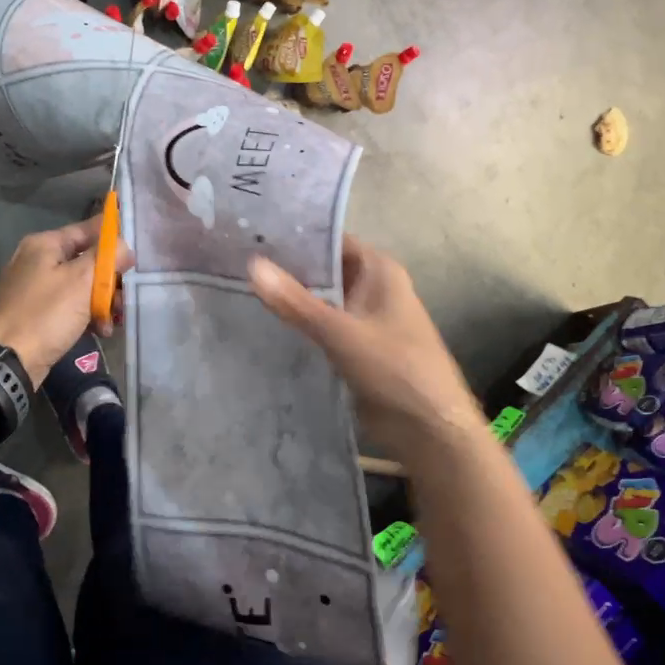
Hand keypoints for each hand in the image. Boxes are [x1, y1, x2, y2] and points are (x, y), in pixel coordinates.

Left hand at [0, 214, 134, 386]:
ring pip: (80, 287)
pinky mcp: (36, 314)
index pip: (88, 229)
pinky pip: (69, 307)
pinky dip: (86, 316)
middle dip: (109, 280)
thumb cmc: (46, 314)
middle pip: (86, 260)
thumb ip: (107, 256)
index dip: (113, 240)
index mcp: (45, 244)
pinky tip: (100, 331)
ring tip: (114, 321)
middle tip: (124, 298)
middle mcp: (38, 261)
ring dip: (102, 302)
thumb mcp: (82, 280)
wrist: (8, 361)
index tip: (135, 258)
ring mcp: (35, 288)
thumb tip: (123, 246)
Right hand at [248, 236, 485, 456]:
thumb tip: (251, 265)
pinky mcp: (354, 349)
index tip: (251, 233)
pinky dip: (298, 325)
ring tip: (237, 288)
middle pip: (323, 270)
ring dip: (290, 299)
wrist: (430, 431)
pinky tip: (261, 324)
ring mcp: (364, 319)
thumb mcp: (341, 332)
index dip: (295, 237)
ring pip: (320, 300)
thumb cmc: (396, 369)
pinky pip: (320, 328)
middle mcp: (372, 288)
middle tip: (234, 261)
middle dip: (286, 269)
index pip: (330, 240)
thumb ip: (295, 301)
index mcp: (380, 270)